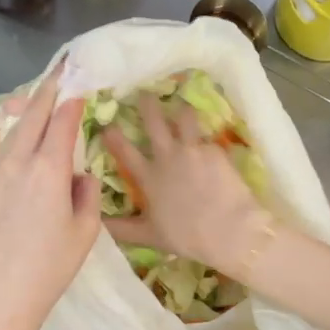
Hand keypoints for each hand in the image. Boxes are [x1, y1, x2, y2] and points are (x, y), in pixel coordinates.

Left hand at [0, 67, 102, 329]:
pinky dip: (12, 141)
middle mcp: (17, 162)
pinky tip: (18, 144)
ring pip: (11, 131)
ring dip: (26, 111)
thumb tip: (78, 176)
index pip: (62, 121)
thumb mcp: (85, 232)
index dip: (72, 98)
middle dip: (47, 90)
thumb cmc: (50, 267)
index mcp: (48, 170)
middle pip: (32, 115)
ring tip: (36, 97)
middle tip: (60, 70)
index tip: (80, 80)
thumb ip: (86, 194)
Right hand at [102, 93, 271, 271]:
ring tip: (182, 106)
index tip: (107, 126)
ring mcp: (193, 150)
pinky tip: (211, 141)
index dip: (114, 137)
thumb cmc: (187, 236)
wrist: (229, 230)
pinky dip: (206, 139)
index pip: (125, 152)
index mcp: (150, 177)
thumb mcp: (150, 236)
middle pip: (155, 122)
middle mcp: (168, 157)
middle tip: (145, 93)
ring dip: (181, 111)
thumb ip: (122, 228)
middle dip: (147, 105)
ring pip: (184, 118)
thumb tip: (99, 224)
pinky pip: (208, 138)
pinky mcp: (217, 150)